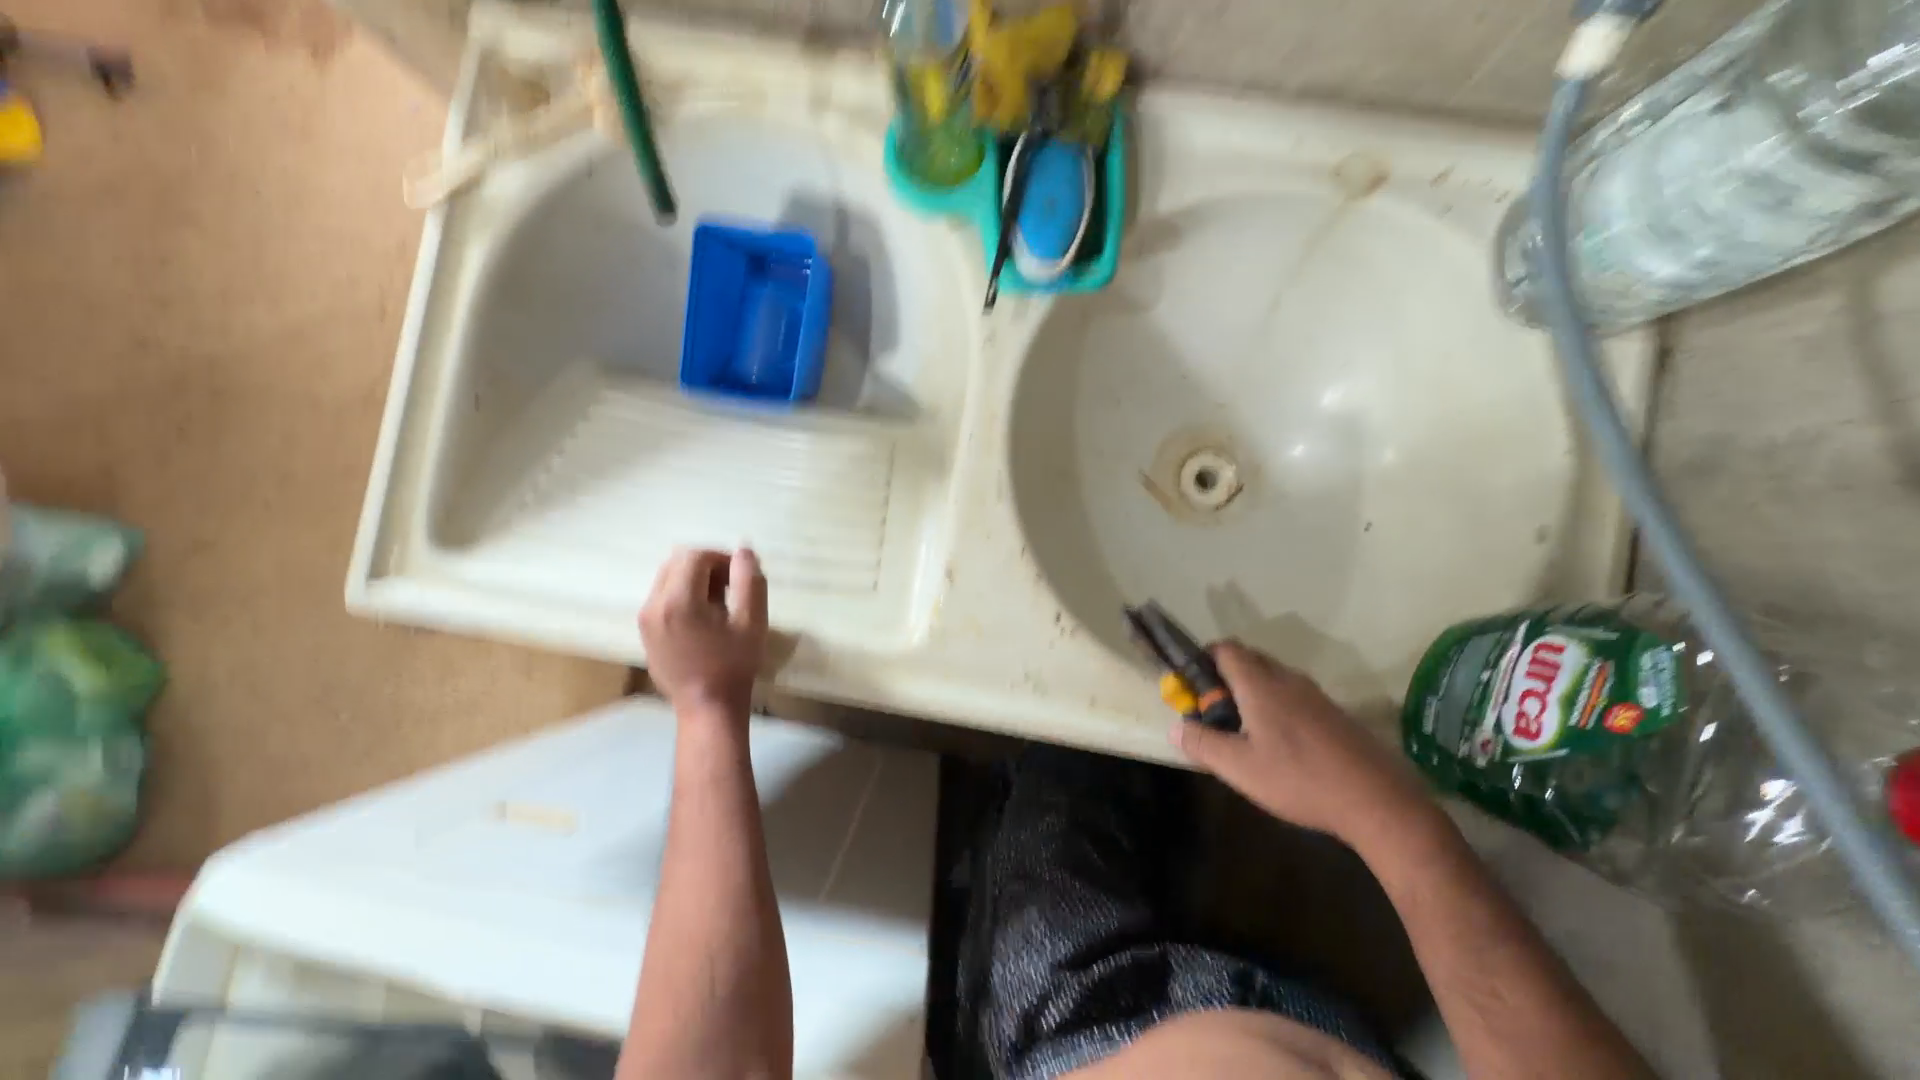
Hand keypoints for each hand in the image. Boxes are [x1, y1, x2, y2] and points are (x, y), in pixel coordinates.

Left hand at [640, 547, 768, 716]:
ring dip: (693, 579)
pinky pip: (661, 596)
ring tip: (718, 604)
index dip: (721, 558)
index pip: (695, 557)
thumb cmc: (734, 665)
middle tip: (731, 588)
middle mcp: (654, 604)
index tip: (741, 576)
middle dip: (706, 566)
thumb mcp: (752, 621)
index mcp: (679, 601)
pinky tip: (702, 619)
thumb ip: (749, 581)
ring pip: (667, 578)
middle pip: (677, 562)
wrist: (707, 707)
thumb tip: (743, 551)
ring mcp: (645, 619)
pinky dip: (682, 595)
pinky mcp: (645, 631)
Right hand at [1172, 641, 1434, 844]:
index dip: (1204, 660)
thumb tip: (1176, 728)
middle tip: (1213, 713)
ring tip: (1243, 733)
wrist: (1376, 799)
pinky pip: (1294, 697)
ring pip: (1274, 679)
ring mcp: (1315, 696)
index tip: (1192, 687)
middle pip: (1250, 660)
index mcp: (1260, 685)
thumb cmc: (1299, 779)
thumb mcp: (1239, 768)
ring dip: (1252, 694)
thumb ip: (1203, 744)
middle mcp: (1288, 680)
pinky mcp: (1334, 714)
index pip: (1226, 649)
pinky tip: (1279, 747)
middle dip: (1225, 677)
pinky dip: (1277, 708)